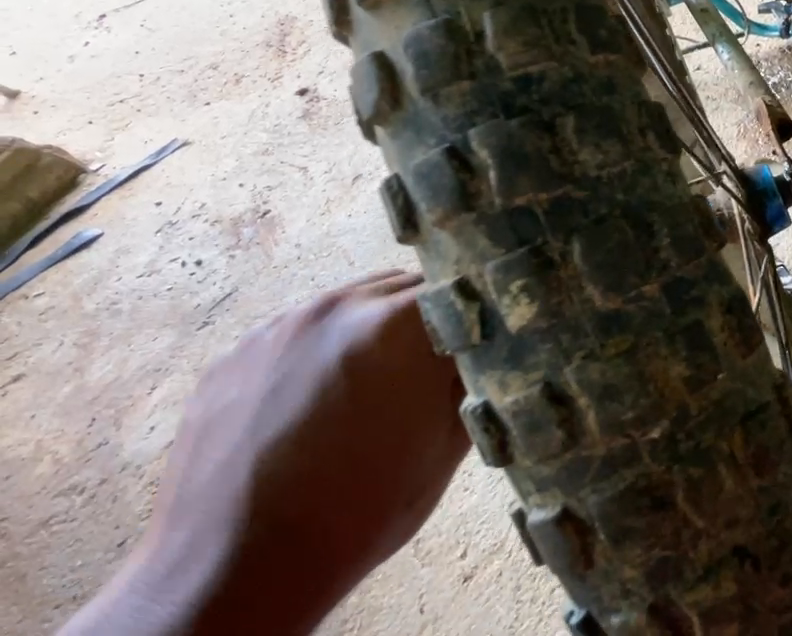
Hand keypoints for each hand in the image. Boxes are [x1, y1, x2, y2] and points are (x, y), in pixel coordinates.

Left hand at [61, 270, 468, 635]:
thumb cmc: (362, 508)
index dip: (482, 312)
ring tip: (378, 384)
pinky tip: (322, 401)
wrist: (234, 571)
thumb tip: (491, 352)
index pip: (463, 289)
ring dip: (374, 331)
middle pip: (406, 288)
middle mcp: (338, 308)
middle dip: (428, 319)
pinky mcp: (233, 357)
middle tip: (438, 363)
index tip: (489, 338)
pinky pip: (297, 334)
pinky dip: (321, 353)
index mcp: (400, 323)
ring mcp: (278, 329)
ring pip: (350, 306)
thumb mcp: (451, 441)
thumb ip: (474, 378)